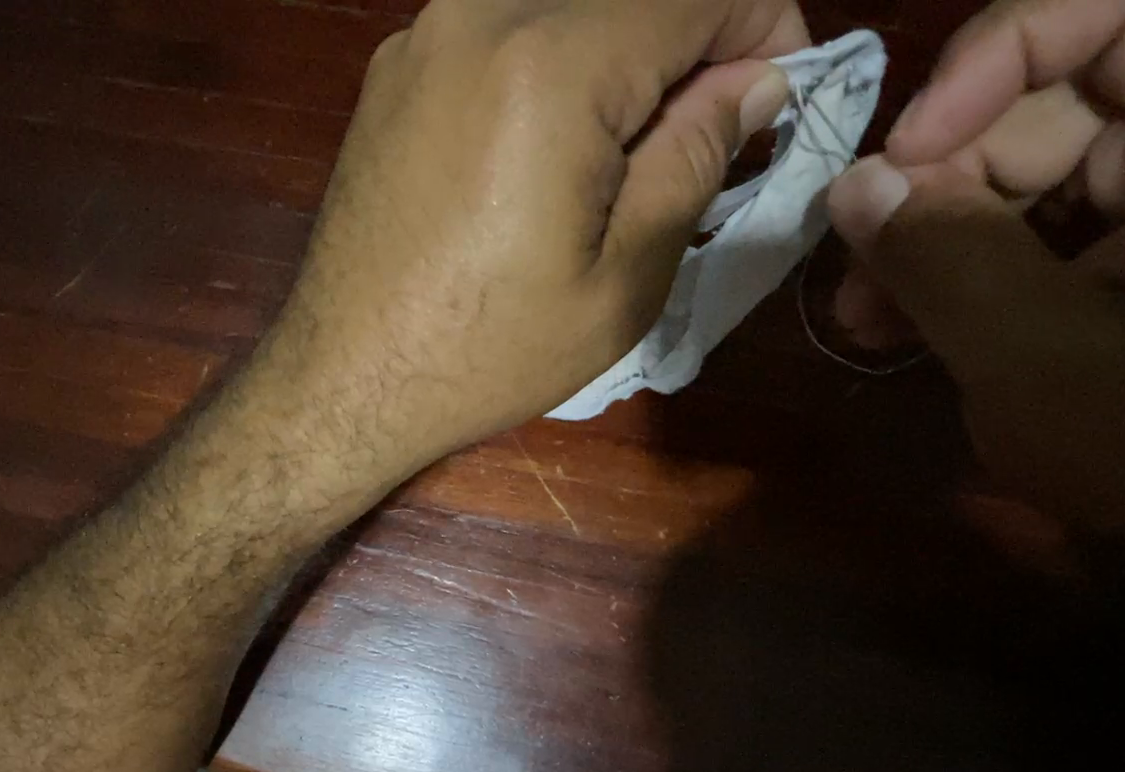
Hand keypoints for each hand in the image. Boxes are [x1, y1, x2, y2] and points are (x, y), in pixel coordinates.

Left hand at [255, 0, 805, 474]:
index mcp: (552, 62)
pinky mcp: (392, 75)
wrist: (345, 381)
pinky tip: (553, 149)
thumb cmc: (487, 353)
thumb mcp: (620, 281)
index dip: (765, 27)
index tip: (779, 95)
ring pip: (563, 9)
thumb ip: (696, 159)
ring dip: (620, 60)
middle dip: (690, 48)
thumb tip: (754, 81)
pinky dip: (553, 70)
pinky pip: (500, 36)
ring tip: (631, 153)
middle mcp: (481, 14)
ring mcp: (423, 38)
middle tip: (708, 136)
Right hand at [825, 0, 1124, 594]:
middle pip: (1053, 95)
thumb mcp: (1052, 371)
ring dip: (925, 235)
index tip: (906, 154)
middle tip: (854, 276)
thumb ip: (950, 267)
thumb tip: (851, 183)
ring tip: (865, 318)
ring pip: (1021, 164)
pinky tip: (903, 323)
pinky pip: (1029, 220)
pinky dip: (955, 266)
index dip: (1004, 51)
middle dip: (932, 183)